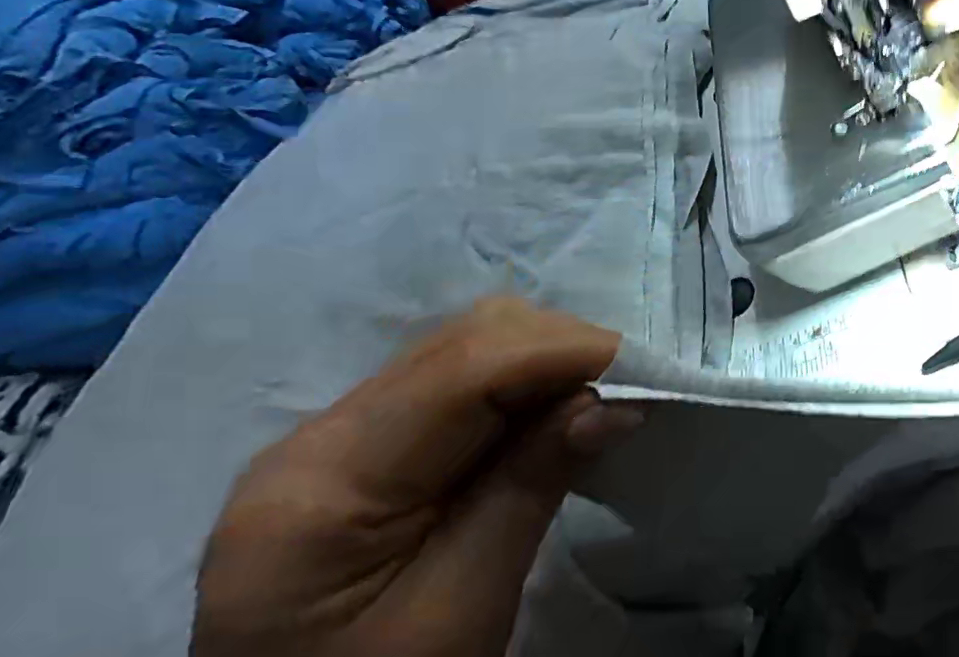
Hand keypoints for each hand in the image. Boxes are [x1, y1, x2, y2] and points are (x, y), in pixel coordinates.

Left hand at [193, 297, 640, 656]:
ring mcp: (329, 436)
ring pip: (457, 348)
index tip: (642, 368)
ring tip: (595, 398)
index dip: (561, 351)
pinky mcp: (354, 448)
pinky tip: (545, 412)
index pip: (462, 372)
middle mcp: (316, 434)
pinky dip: (510, 384)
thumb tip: (610, 404)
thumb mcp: (458, 616)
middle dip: (556, 348)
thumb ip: (529, 491)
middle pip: (459, 343)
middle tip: (628, 388)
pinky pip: (445, 383)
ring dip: (538, 360)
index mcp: (323, 482)